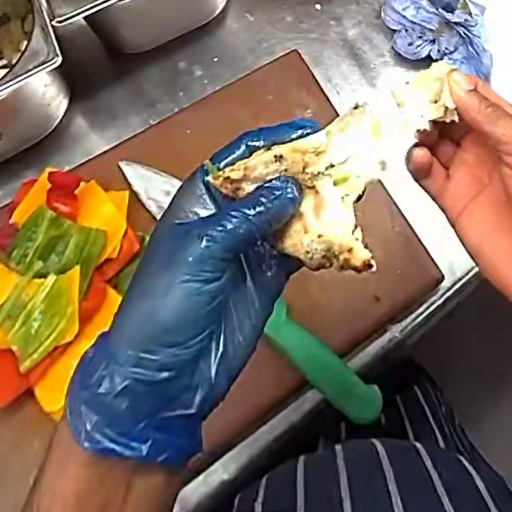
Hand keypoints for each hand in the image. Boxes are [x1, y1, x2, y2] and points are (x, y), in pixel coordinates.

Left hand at [65, 121, 312, 467]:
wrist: (162, 379)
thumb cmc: (164, 305)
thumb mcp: (201, 250)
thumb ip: (247, 216)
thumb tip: (290, 186)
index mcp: (204, 196)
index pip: (244, 155)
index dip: (276, 140)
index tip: (310, 132)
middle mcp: (231, 214)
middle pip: (274, 180)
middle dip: (305, 169)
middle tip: (341, 160)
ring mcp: (252, 244)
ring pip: (292, 211)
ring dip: (319, 202)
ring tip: (349, 189)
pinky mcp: (269, 274)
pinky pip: (301, 247)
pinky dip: (321, 239)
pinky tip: (340, 231)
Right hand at [408, 75, 511, 335]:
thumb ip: (492, 119)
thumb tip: (457, 83)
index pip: (477, 96)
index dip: (454, 84)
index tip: (431, 76)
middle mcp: (490, 149)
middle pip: (450, 116)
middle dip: (430, 105)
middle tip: (412, 99)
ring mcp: (471, 177)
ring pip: (435, 142)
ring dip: (421, 130)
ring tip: (414, 127)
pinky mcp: (455, 205)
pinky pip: (428, 176)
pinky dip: (417, 163)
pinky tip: (418, 157)